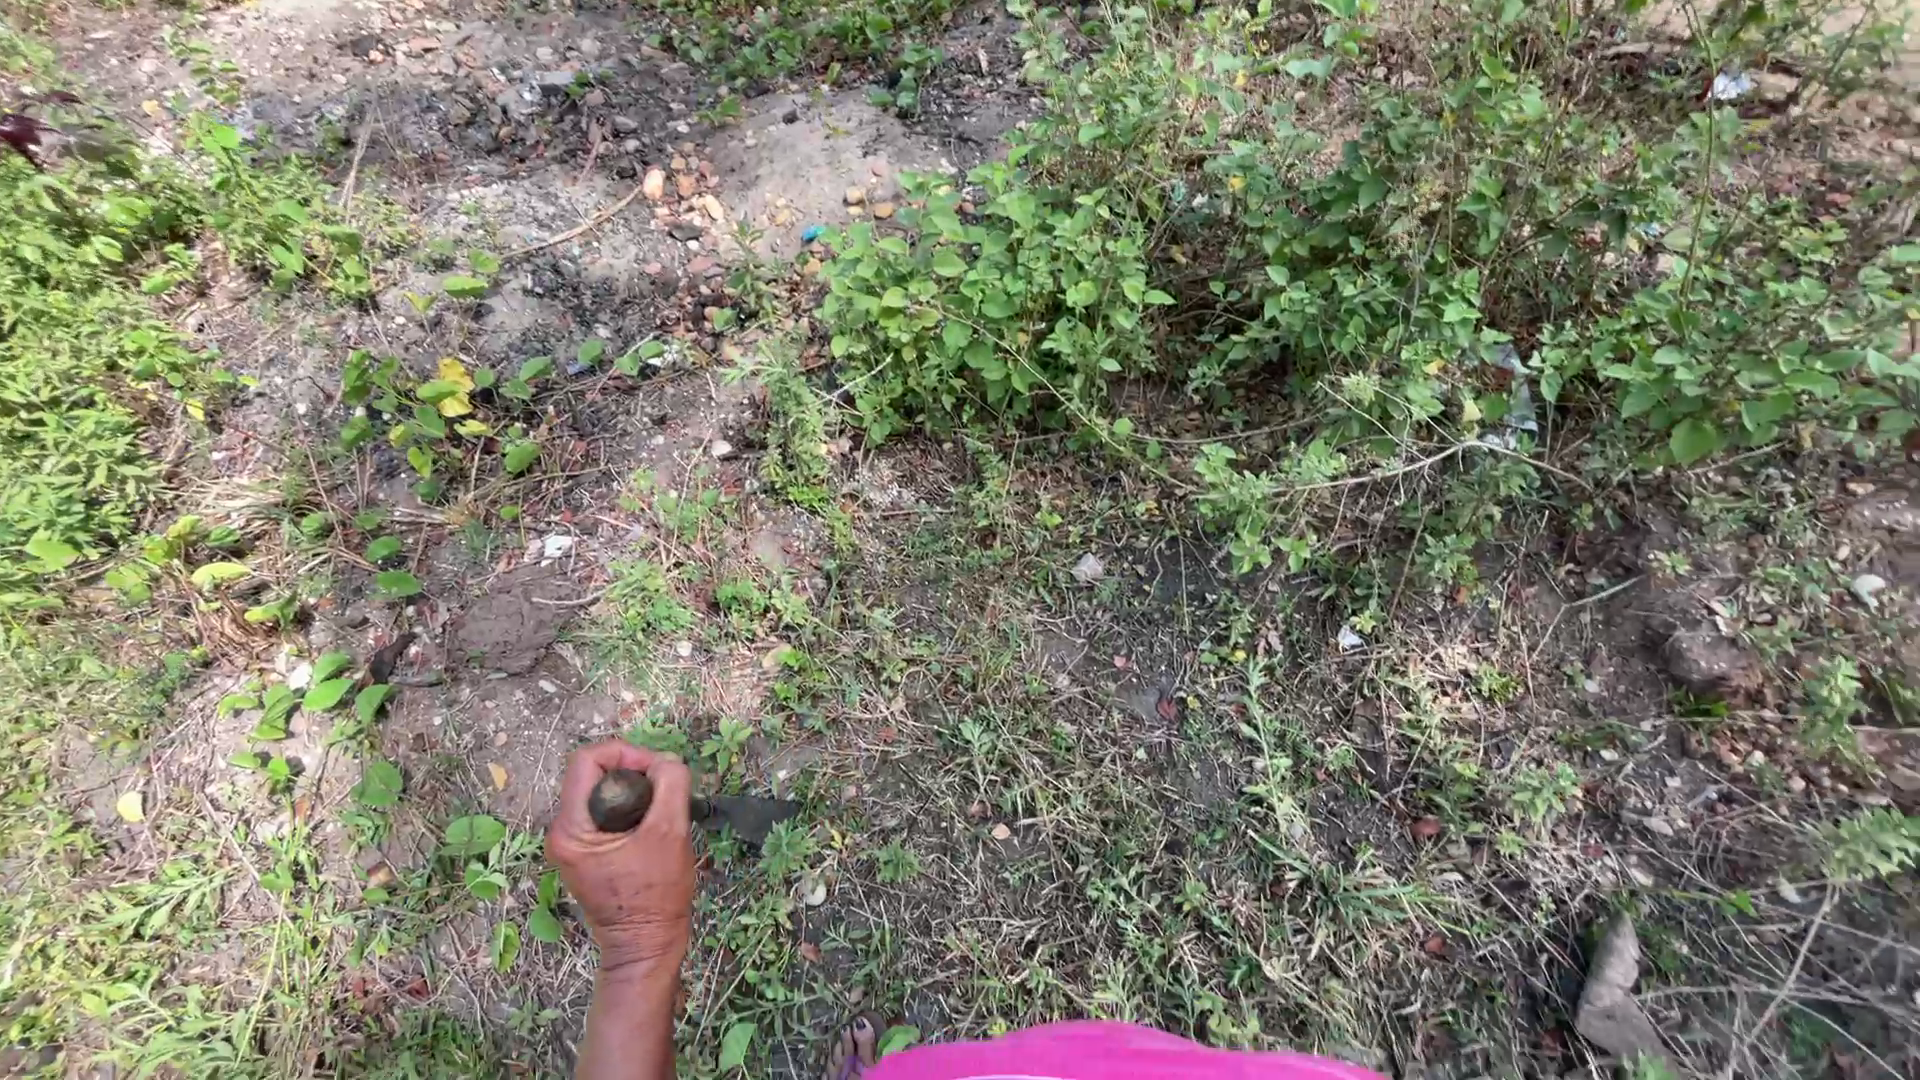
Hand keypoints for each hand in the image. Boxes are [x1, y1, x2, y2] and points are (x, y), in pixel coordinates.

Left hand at [547, 740, 695, 978]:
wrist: (648, 944)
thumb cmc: (656, 893)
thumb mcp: (670, 832)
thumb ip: (670, 785)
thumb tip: (666, 760)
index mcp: (570, 828)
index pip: (588, 760)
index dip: (627, 754)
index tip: (658, 770)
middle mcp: (563, 832)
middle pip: (598, 774)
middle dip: (637, 772)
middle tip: (666, 790)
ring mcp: (574, 843)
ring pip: (606, 791)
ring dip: (639, 790)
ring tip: (664, 809)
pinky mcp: (589, 852)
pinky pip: (610, 810)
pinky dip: (636, 807)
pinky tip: (656, 824)